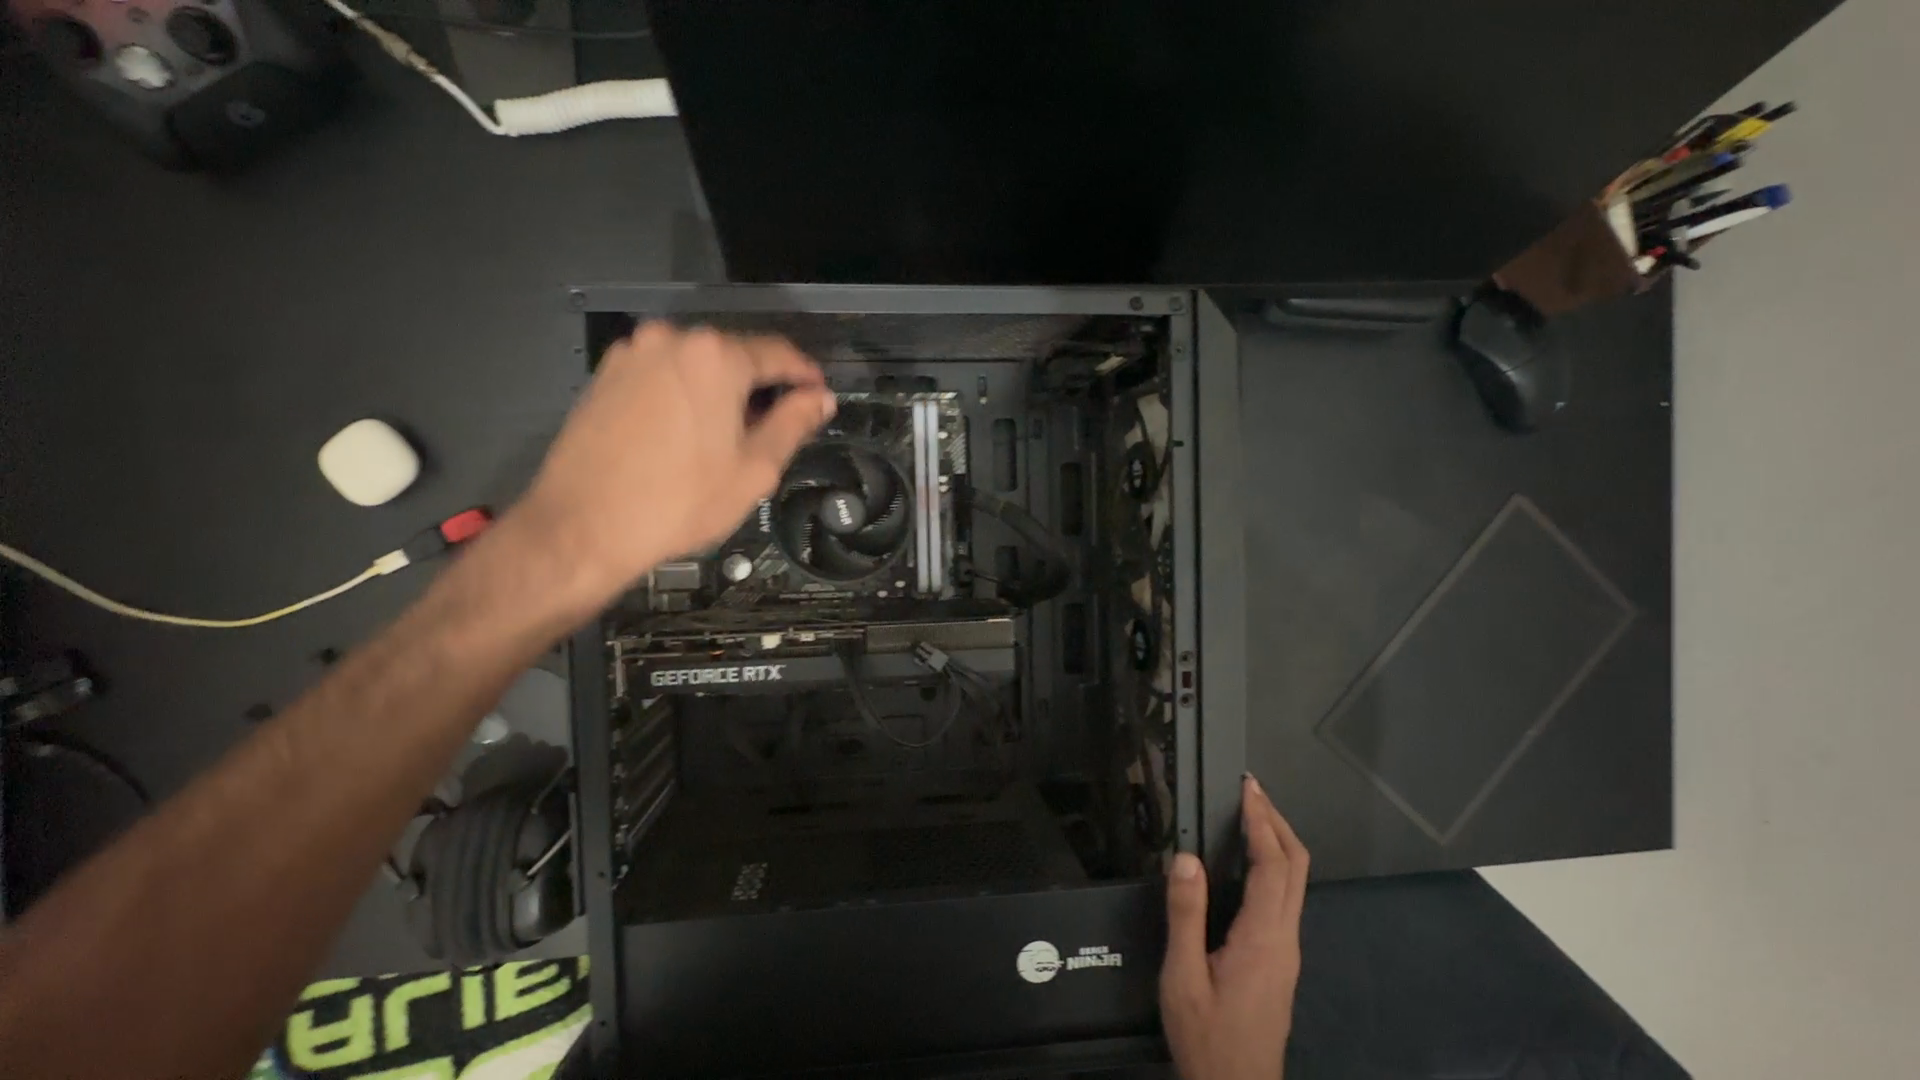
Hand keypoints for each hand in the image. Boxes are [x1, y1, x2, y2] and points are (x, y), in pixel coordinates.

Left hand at [511, 321, 834, 600]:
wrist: (581, 528)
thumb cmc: (679, 502)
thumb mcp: (754, 469)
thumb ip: (793, 424)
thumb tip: (820, 399)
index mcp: (715, 356)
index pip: (778, 353)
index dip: (806, 375)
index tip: (820, 396)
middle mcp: (671, 339)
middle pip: (734, 354)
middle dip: (761, 385)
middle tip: (779, 424)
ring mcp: (632, 354)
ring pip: (696, 365)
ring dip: (722, 390)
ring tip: (733, 434)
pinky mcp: (605, 376)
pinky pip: (663, 376)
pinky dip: (686, 395)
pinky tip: (689, 434)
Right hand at [1161, 775, 1310, 1079]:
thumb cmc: (1208, 1036)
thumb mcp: (1183, 978)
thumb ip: (1185, 916)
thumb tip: (1186, 859)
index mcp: (1263, 937)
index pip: (1271, 865)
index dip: (1261, 822)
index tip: (1247, 789)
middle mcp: (1285, 938)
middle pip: (1296, 867)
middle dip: (1277, 823)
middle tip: (1251, 792)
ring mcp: (1288, 951)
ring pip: (1294, 883)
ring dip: (1277, 843)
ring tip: (1249, 816)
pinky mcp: (1281, 961)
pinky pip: (1285, 899)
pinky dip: (1271, 867)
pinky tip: (1247, 864)